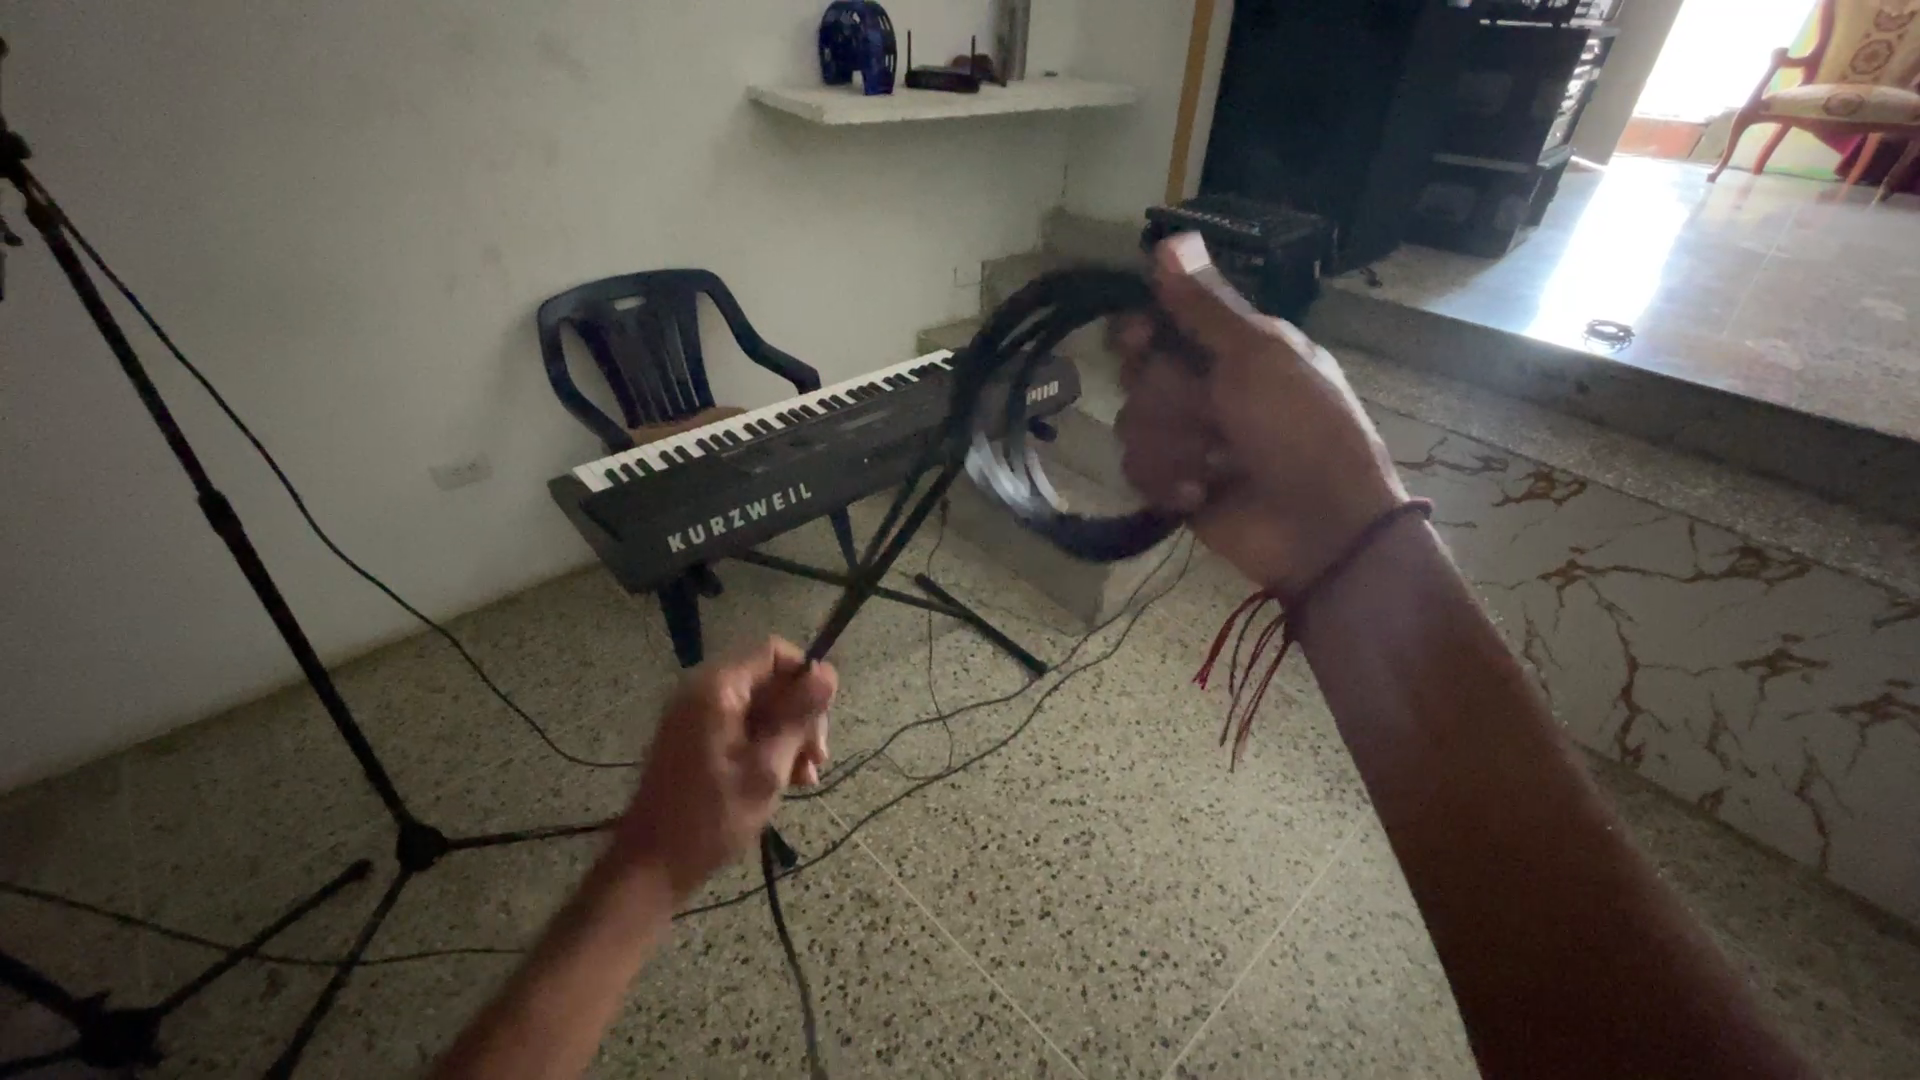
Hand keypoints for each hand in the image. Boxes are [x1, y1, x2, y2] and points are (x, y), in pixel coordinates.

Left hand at [611, 638, 836, 899]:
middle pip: (769, 679)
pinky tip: (787, 778)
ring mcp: (695, 713)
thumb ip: (799, 716)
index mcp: (717, 689)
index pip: (773, 652)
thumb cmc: (713, 818)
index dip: (806, 676)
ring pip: (760, 704)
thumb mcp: (768, 767)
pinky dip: (767, 743)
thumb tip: (830, 672)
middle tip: (818, 757)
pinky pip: (741, 723)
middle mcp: (703, 689)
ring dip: (789, 733)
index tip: (823, 717)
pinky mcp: (694, 735)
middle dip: (800, 713)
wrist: (651, 867)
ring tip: (807, 776)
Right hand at [1112, 233, 1406, 592]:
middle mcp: (1203, 389)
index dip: (1141, 331)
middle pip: (1138, 376)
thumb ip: (1205, 305)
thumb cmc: (1301, 428)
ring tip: (1213, 464)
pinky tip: (1200, 493)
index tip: (1140, 339)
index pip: (1159, 324)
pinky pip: (1136, 472)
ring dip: (1172, 446)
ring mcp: (1187, 440)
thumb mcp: (1258, 354)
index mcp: (1231, 349)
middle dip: (1169, 400)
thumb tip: (1169, 236)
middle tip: (1209, 415)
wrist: (1319, 526)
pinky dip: (1168, 482)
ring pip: (1132, 425)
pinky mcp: (1173, 486)